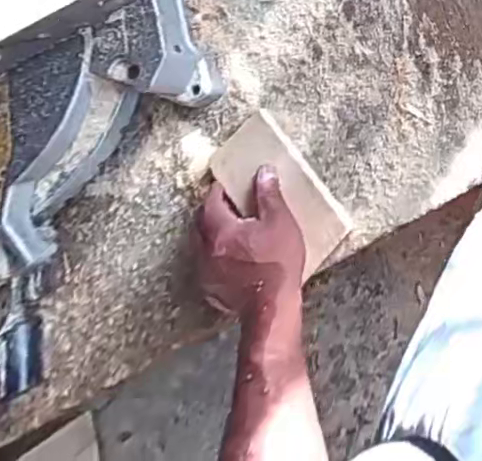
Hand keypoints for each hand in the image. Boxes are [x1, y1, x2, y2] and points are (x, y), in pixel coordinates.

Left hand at [196, 166, 305, 317]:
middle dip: (213, 208)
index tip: (231, 182)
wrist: (272, 309)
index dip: (220, 188)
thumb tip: (263, 171)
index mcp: (220, 229)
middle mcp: (205, 249)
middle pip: (201, 220)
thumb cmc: (277, 263)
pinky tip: (231, 254)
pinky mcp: (210, 289)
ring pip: (201, 242)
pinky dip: (215, 253)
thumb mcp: (280, 222)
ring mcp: (205, 271)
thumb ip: (268, 195)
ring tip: (231, 227)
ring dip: (212, 231)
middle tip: (231, 202)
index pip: (211, 200)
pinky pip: (206, 262)